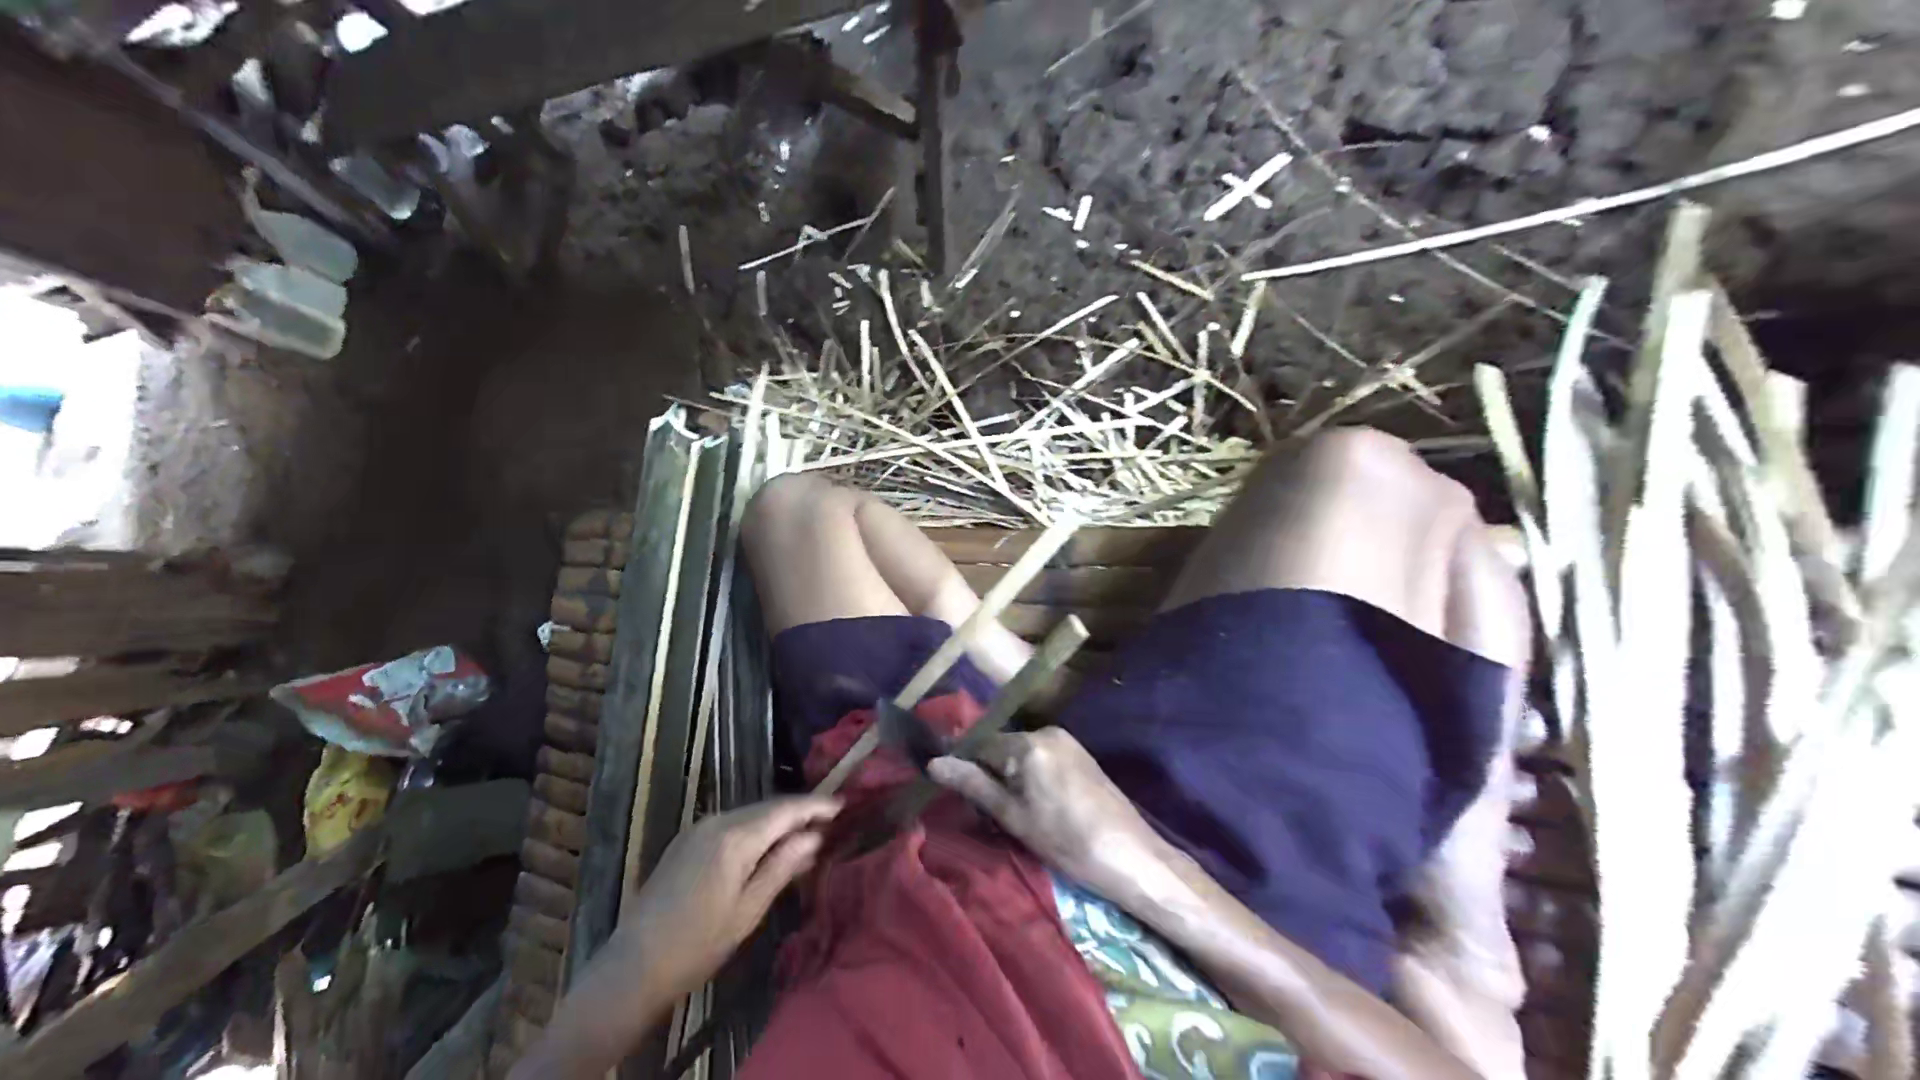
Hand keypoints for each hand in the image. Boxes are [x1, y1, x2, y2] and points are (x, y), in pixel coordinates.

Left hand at [612, 796, 841, 1000]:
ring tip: (802, 838)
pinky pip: (731, 825)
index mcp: (735, 838)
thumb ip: (782, 867)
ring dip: (776, 823)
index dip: (815, 806)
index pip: (785, 810)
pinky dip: (754, 831)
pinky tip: (765, 849)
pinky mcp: (686, 841)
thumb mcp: (748, 910)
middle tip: (827, 825)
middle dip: (798, 814)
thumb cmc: (697, 945)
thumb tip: (813, 836)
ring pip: (749, 816)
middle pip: (767, 808)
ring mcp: (698, 829)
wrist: (632, 966)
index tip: (841, 805)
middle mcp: (716, 822)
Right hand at [928, 728, 1176, 904]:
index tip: (959, 797)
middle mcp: (1047, 731)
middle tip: (989, 814)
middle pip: (1002, 748)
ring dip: (1011, 778)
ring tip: (1014, 815)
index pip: (979, 744)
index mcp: (1028, 742)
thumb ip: (974, 784)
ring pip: (1022, 755)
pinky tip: (1039, 808)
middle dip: (990, 775)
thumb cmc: (1067, 840)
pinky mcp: (1081, 755)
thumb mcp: (1013, 817)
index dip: (965, 768)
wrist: (1132, 856)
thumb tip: (935, 763)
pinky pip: (1042, 759)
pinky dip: (1032, 778)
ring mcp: (1068, 741)